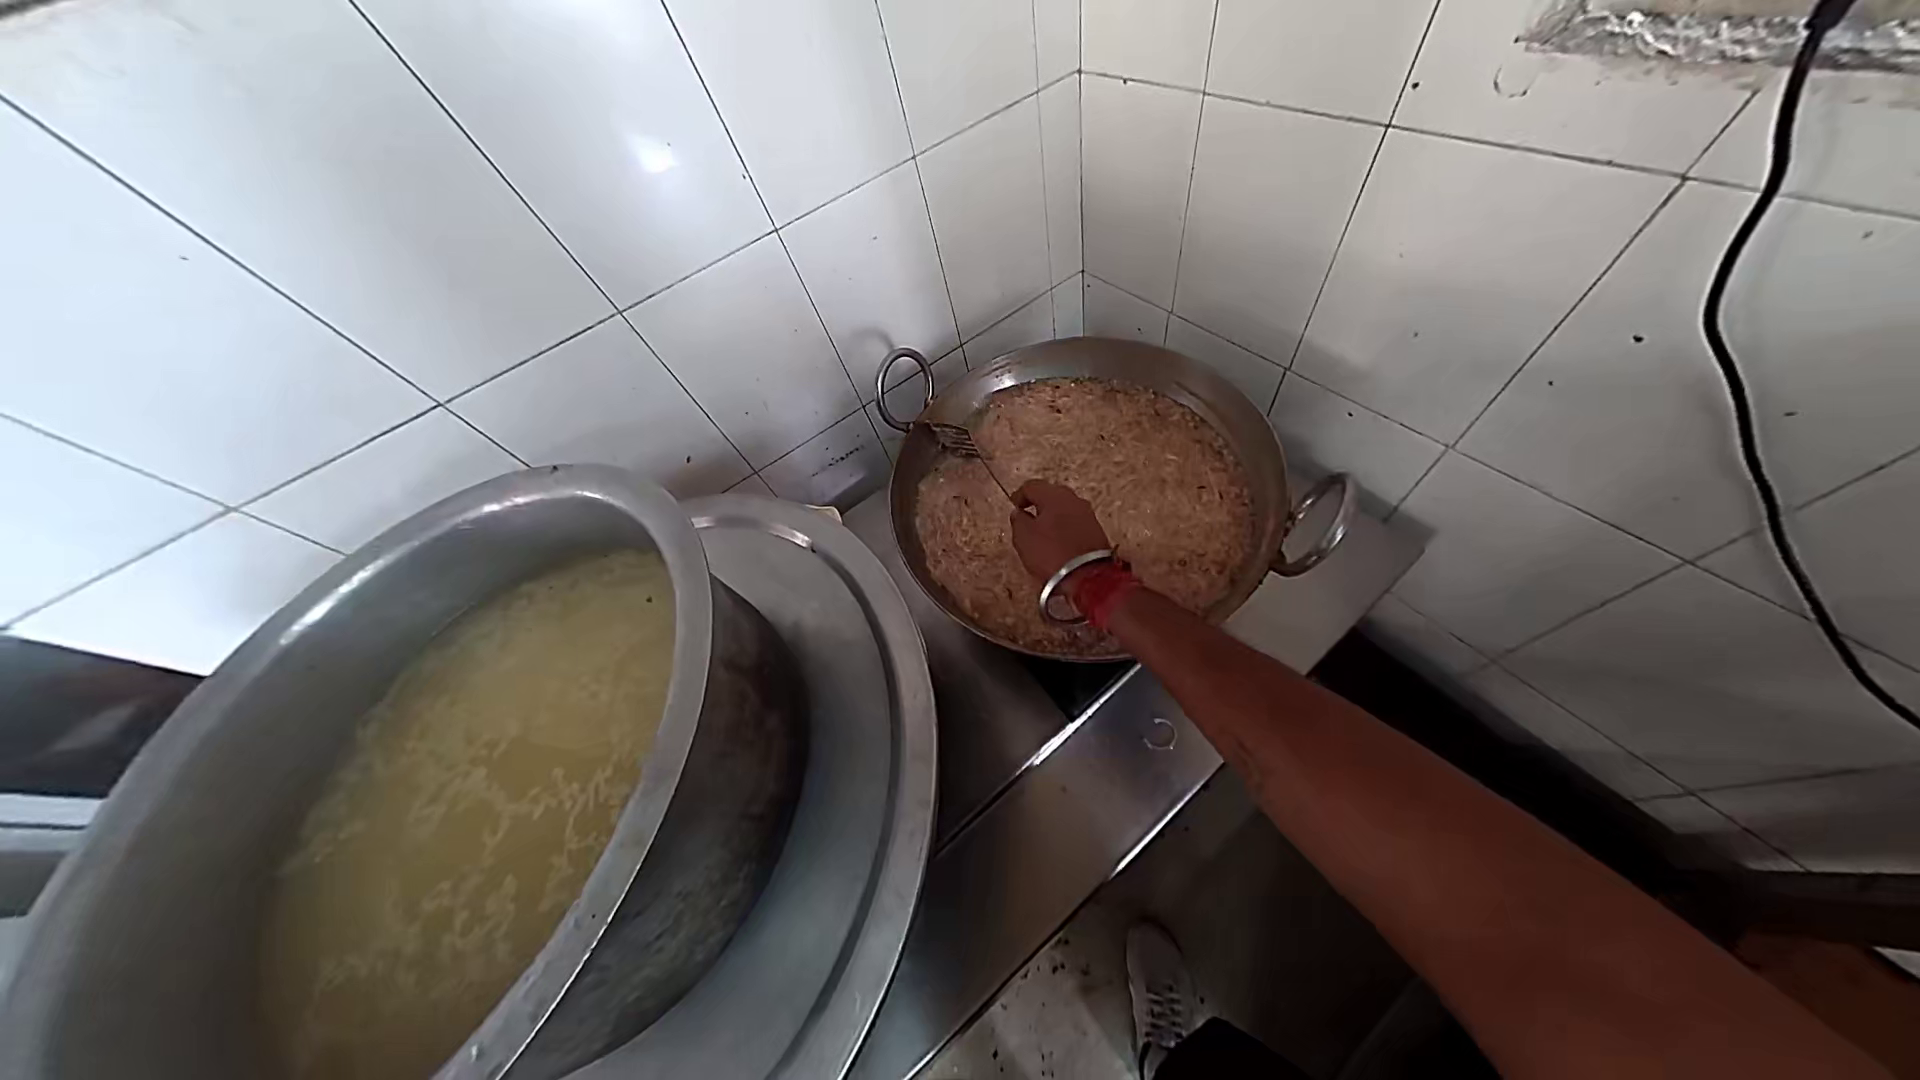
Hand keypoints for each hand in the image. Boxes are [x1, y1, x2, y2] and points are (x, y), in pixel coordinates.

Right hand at [1009, 480, 1110, 582]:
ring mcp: (1088, 515)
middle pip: (1052, 494)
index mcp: (1055, 496)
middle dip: (1038, 503)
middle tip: (1027, 516)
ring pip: (1065, 509)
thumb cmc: (1051, 553)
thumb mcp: (1023, 537)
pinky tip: (1057, 541)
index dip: (1019, 495)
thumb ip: (1018, 520)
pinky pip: (1075, 523)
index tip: (1013, 506)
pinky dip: (1064, 527)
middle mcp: (1074, 500)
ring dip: (1053, 516)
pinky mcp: (1097, 532)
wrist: (1088, 578)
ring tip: (1042, 531)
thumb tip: (1019, 513)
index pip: (1032, 486)